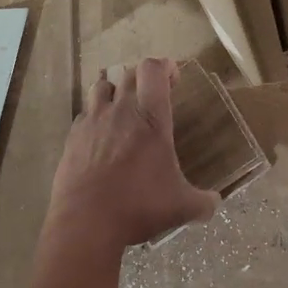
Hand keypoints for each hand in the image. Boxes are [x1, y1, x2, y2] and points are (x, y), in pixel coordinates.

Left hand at [45, 57, 218, 250]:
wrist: (85, 222)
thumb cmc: (138, 206)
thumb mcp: (180, 206)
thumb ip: (202, 202)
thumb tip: (215, 203)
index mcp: (150, 117)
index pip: (153, 69)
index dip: (164, 66)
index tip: (173, 76)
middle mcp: (120, 110)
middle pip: (128, 74)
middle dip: (142, 78)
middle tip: (151, 95)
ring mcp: (93, 121)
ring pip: (101, 86)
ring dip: (114, 91)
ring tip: (122, 108)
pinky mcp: (73, 136)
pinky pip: (85, 114)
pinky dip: (95, 117)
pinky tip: (100, 136)